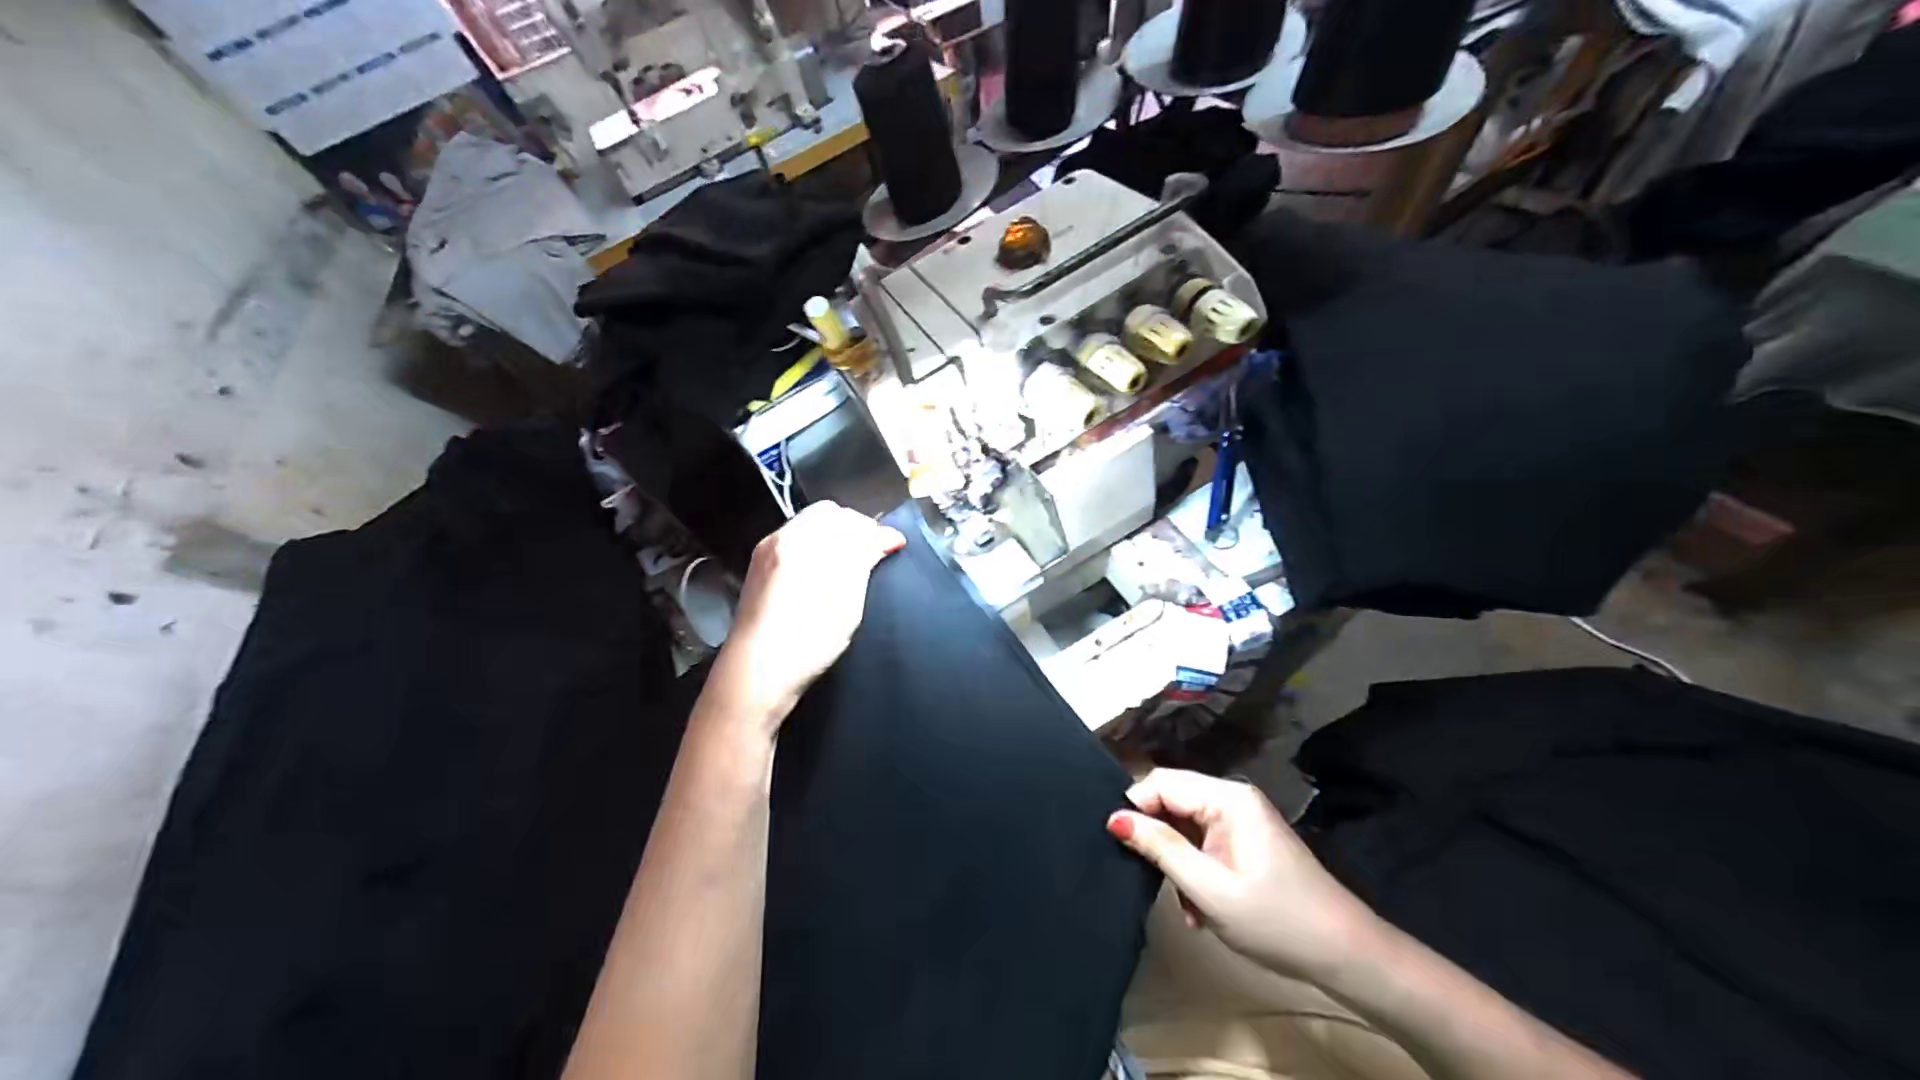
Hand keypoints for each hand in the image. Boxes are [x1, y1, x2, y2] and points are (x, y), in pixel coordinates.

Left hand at [711, 502, 905, 729]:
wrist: (755, 675)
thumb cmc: (806, 639)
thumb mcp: (847, 599)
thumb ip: (865, 558)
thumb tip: (887, 537)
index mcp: (798, 539)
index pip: (847, 519)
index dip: (876, 530)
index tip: (896, 545)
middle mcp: (778, 540)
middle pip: (825, 517)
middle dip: (855, 528)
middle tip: (877, 552)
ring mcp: (765, 557)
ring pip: (809, 530)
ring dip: (837, 538)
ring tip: (856, 564)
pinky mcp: (760, 575)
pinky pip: (795, 547)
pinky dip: (818, 551)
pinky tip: (828, 576)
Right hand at [1107, 769, 1382, 983]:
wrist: (1346, 955)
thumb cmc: (1277, 921)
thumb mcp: (1210, 889)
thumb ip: (1161, 848)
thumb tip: (1114, 818)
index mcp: (1228, 798)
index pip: (1161, 782)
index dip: (1134, 808)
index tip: (1119, 844)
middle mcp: (1232, 799)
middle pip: (1171, 802)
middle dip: (1157, 840)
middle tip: (1153, 879)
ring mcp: (1240, 820)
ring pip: (1183, 825)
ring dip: (1175, 863)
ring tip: (1186, 904)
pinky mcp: (1243, 842)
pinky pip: (1201, 842)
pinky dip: (1193, 871)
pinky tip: (1199, 906)